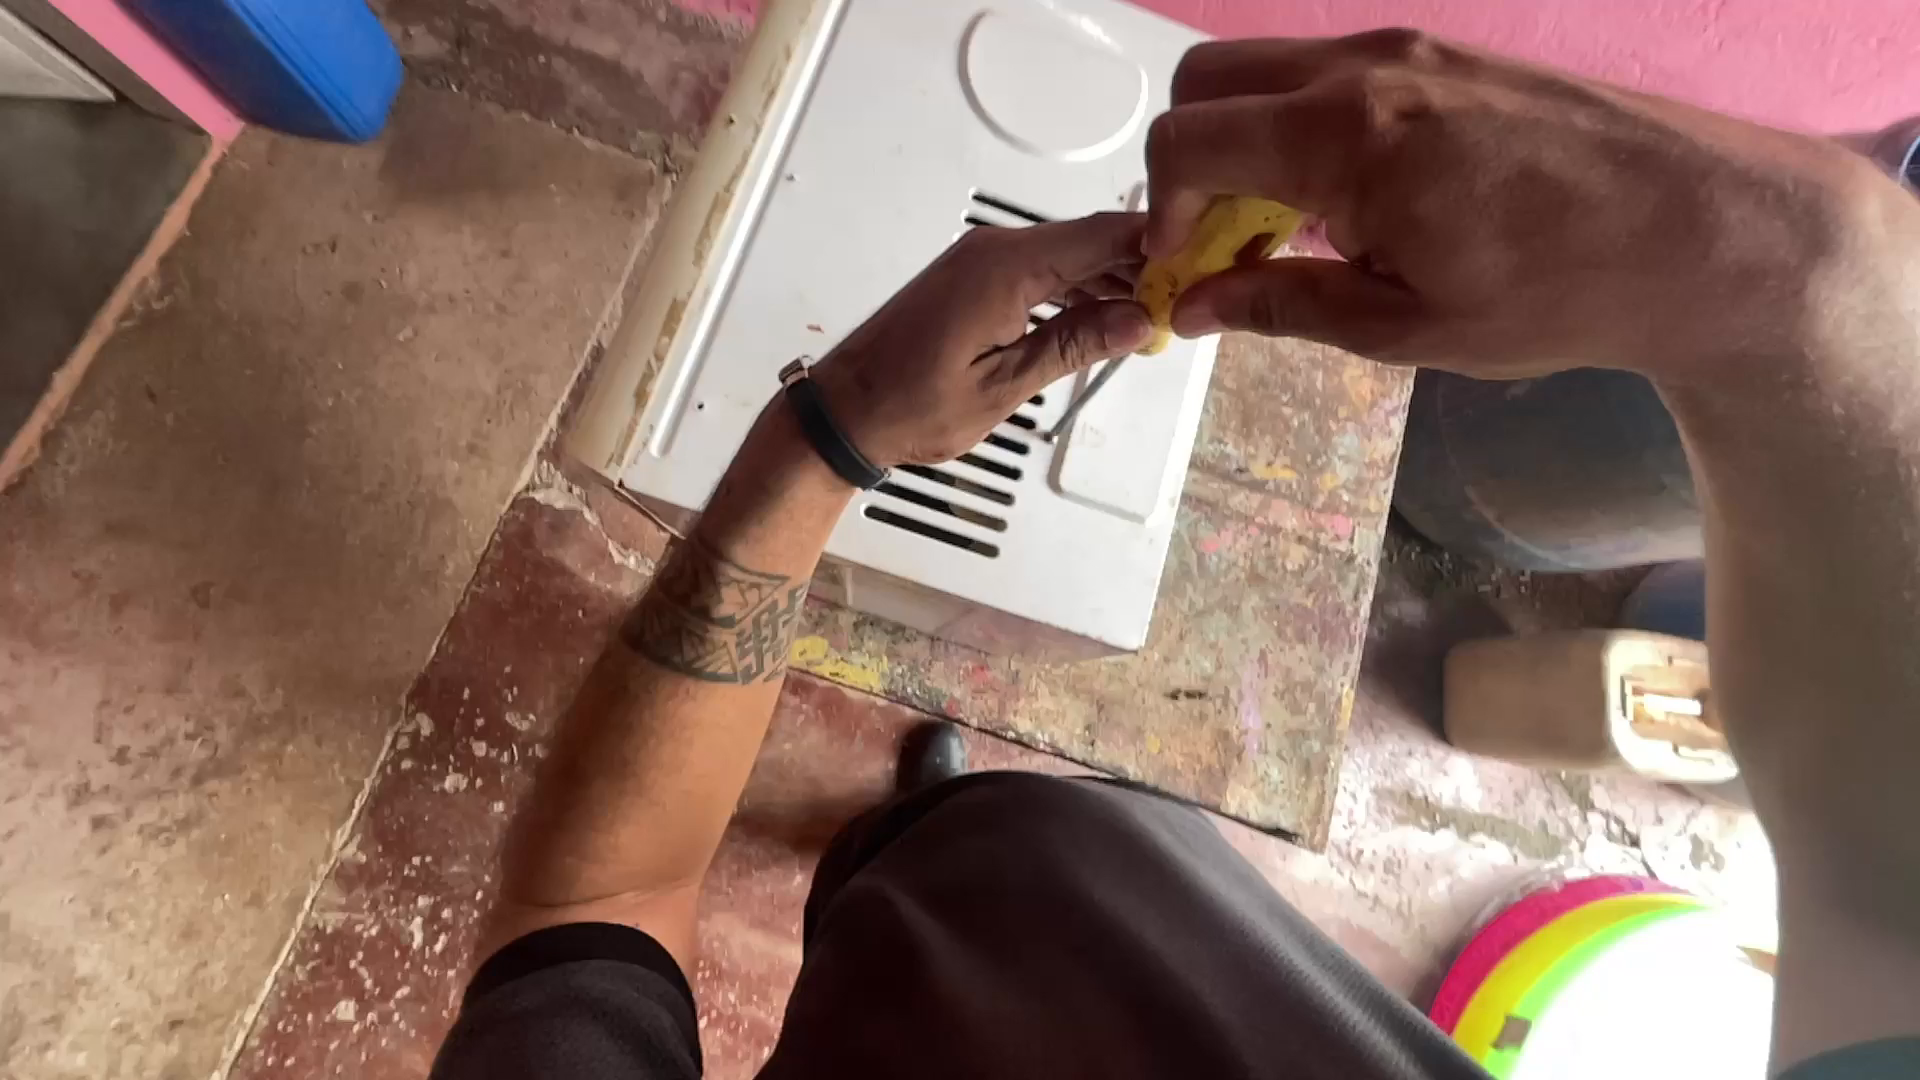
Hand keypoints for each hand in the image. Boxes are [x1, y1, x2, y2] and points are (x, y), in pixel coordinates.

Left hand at [811, 213, 1151, 466]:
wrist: (845, 411)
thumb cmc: (914, 408)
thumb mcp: (1003, 386)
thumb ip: (1072, 345)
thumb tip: (1139, 319)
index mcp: (1005, 269)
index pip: (1102, 235)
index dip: (1156, 247)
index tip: (1198, 272)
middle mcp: (994, 250)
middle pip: (1087, 240)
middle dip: (1137, 269)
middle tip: (1178, 308)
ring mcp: (979, 261)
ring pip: (1064, 256)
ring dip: (1106, 282)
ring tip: (1145, 322)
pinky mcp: (970, 279)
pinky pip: (1037, 272)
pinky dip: (1071, 292)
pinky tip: (1095, 321)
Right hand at [1143, 31, 1919, 379]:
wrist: (1709, 230)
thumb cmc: (1549, 295)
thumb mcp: (1393, 326)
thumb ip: (1276, 304)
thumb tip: (1190, 308)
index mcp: (1345, 138)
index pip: (1186, 139)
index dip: (1156, 208)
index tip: (1176, 264)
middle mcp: (1365, 70)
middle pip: (1206, 79)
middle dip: (1183, 162)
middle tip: (1211, 238)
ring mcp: (1406, 53)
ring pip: (1261, 72)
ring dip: (1235, 147)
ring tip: (1271, 229)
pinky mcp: (1437, 59)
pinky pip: (1319, 79)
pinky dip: (1287, 134)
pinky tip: (1328, 201)